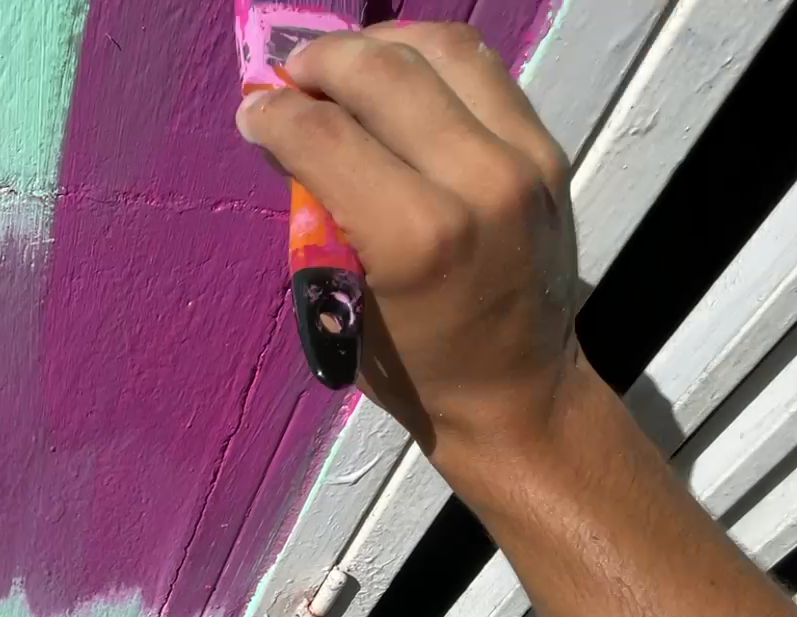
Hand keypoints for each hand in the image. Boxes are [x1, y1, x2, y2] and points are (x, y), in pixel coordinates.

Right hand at [234, 23, 580, 466]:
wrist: (514, 393)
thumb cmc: (410, 373)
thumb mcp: (343, 310)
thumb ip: (323, 225)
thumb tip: (299, 152)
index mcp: (414, 238)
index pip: (329, 139)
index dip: (277, 114)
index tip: (250, 109)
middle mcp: (477, 181)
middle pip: (386, 75)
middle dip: (320, 62)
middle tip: (283, 72)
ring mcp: (524, 157)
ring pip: (444, 49)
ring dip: (376, 44)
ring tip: (335, 62)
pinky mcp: (547, 148)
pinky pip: (480, 71)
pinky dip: (425, 58)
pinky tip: (391, 74)